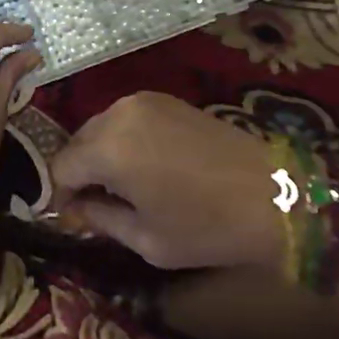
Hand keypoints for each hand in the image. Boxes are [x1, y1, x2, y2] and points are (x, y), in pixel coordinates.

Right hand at [50, 92, 281, 269]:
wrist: (278, 195)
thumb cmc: (209, 226)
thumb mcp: (148, 240)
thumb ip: (100, 220)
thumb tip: (75, 210)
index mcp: (107, 150)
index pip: (61, 167)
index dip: (60, 194)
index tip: (71, 216)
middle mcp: (115, 115)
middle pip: (76, 142)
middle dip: (80, 172)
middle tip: (95, 204)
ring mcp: (139, 101)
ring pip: (98, 128)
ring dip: (99, 154)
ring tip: (122, 184)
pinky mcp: (161, 98)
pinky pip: (123, 118)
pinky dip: (121, 139)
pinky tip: (144, 163)